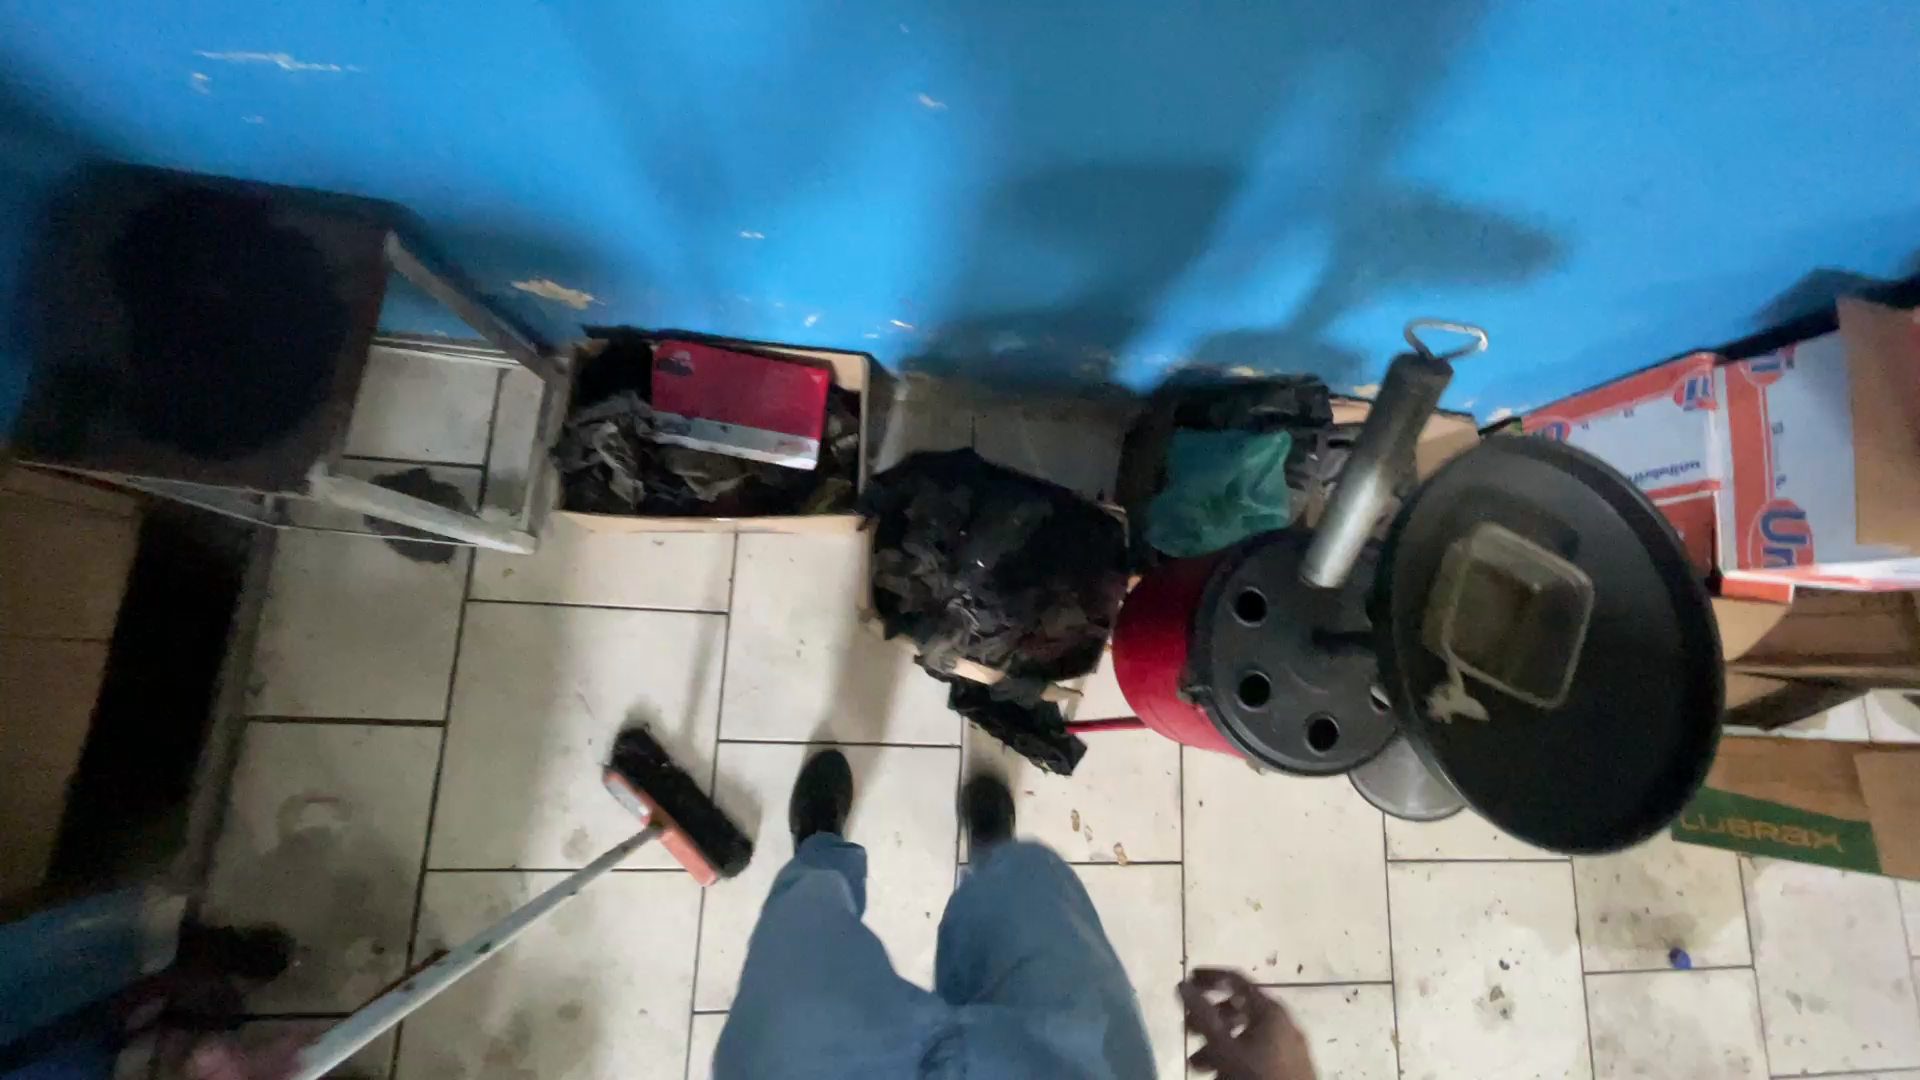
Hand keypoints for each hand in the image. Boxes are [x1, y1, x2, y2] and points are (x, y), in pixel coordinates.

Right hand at [1178, 968, 1315, 1079]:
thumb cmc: (1257, 1077)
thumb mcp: (1224, 1048)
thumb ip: (1202, 1014)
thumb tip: (1182, 985)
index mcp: (1271, 1011)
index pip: (1235, 980)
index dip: (1208, 978)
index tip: (1187, 981)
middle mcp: (1284, 1023)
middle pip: (1239, 1010)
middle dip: (1209, 1020)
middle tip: (1188, 1030)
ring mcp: (1292, 1048)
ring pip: (1247, 1036)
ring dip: (1219, 1045)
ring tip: (1198, 1065)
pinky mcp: (1294, 1070)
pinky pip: (1260, 1053)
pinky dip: (1237, 1057)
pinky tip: (1221, 1074)